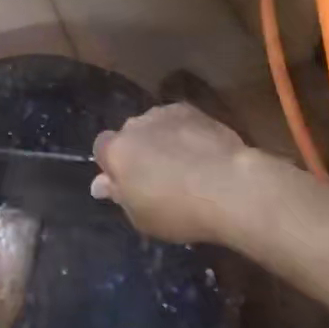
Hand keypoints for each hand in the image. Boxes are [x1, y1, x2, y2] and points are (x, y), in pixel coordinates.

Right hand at [91, 102, 256, 243]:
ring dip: (161, 140)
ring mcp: (164, 114)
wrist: (228, 186)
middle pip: (129, 135)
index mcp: (116, 151)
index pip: (100, 148)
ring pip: (154, 126)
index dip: (112, 164)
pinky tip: (200, 151)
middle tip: (157, 177)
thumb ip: (119, 195)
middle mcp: (135, 125)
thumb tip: (100, 183)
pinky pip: (179, 121)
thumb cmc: (178, 210)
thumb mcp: (141, 217)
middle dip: (138, 151)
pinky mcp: (193, 110)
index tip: (127, 183)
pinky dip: (184, 133)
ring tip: (184, 164)